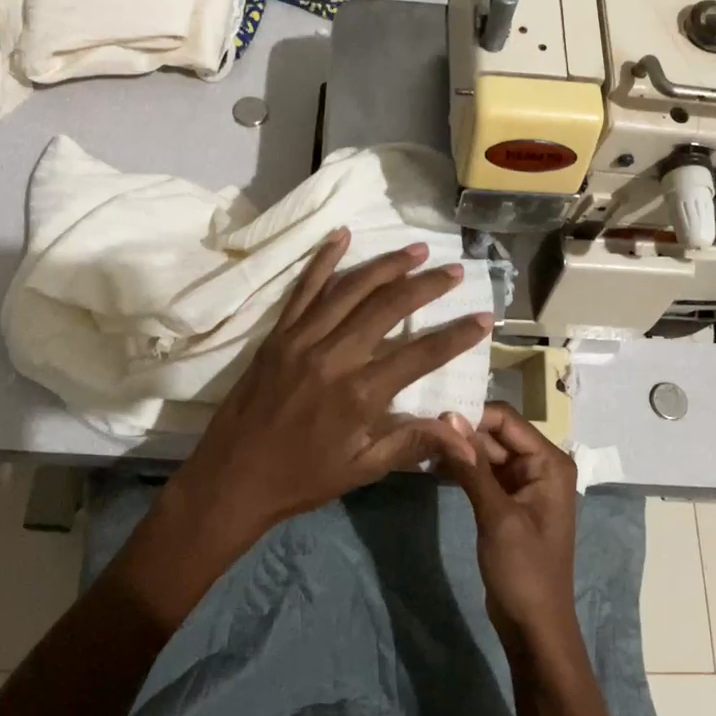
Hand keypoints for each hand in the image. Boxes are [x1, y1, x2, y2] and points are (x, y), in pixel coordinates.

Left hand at [168, 229, 491, 541]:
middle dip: (426, 285)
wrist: (232, 478)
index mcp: (360, 394)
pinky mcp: (277, 334)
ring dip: (386, 266)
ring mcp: (302, 339)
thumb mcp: (362, 469)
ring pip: (351, 290)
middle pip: (388, 308)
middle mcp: (334, 356)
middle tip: (454, 270)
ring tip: (416, 250)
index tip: (484, 318)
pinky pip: (304, 289)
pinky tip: (342, 236)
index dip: (456, 335)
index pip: (421, 354)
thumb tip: (463, 433)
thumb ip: (411, 442)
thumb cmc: (302, 478)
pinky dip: (324, 260)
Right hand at [441, 402, 579, 639]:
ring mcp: (525, 484)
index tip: (432, 417)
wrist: (533, 624)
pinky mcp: (508, 501)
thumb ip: (473, 467)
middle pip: (496, 434)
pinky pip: (484, 473)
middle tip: (419, 430)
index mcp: (550, 463)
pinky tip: (433, 467)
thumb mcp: (497, 516)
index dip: (471, 415)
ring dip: (459, 450)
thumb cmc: (523, 570)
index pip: (506, 420)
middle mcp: (540, 466)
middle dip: (461, 432)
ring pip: (487, 452)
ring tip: (420, 445)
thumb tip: (449, 418)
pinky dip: (463, 469)